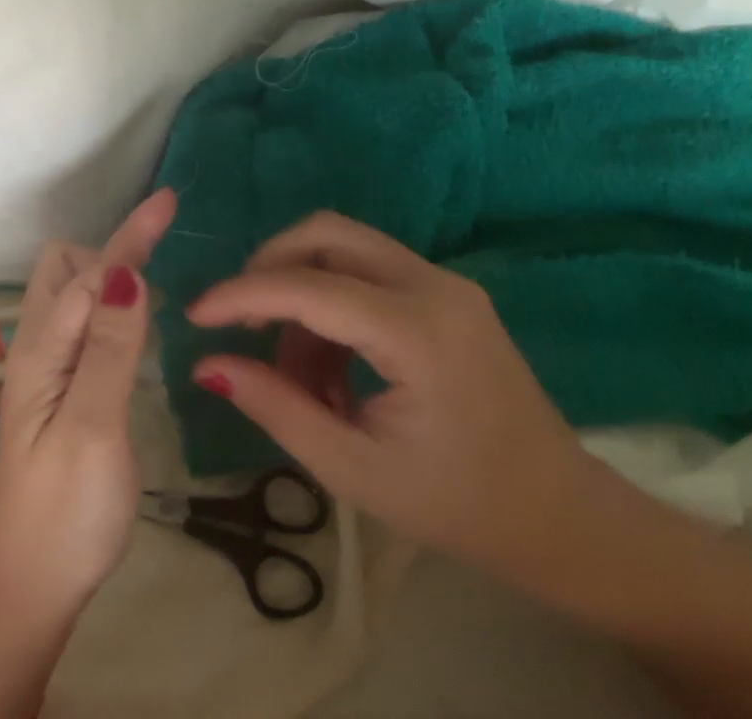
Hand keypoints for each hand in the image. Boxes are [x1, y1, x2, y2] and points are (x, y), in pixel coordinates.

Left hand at [0, 192, 174, 718]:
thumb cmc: (68, 512)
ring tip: (158, 290)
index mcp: (41, 353)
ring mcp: (45, 376)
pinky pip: (81, 331)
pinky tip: (135, 329)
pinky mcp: (59, 398)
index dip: (130, 237)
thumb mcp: (94, 427)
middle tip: (165, 267)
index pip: (90, 276)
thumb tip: (124, 272)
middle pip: (62, 272)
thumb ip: (109, 349)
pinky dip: (108, 312)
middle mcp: (36, 353)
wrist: (35, 583)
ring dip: (108, 280)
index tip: (170, 200)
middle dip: (108, 252)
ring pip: (70, 300)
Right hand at [186, 211, 608, 584]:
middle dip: (268, 268)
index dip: (240, 295)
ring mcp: (449, 286)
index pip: (306, 286)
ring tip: (295, 376)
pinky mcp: (451, 297)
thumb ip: (274, 406)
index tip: (193, 317)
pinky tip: (329, 370)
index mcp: (416, 332)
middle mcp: (435, 287)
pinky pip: (370, 274)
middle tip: (239, 325)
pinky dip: (332, 304)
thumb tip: (206, 366)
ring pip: (346, 248)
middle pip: (327, 234)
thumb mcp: (350, 467)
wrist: (558, 517)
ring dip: (301, 293)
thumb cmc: (455, 504)